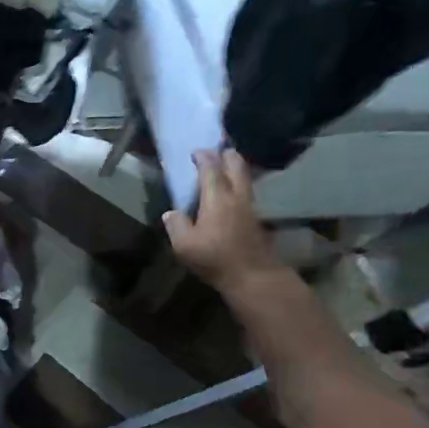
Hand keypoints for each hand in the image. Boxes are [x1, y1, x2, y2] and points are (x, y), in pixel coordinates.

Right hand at [163, 150, 279, 290]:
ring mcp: (250, 206)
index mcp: (216, 198)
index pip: (211, 168)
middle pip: (236, 165)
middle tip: (216, 152)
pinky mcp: (257, 218)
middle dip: (226, 155)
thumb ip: (176, 225)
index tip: (196, 151)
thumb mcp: (184, 245)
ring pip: (245, 177)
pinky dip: (239, 184)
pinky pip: (247, 191)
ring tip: (225, 168)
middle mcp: (236, 196)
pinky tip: (232, 193)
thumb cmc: (215, 258)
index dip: (203, 157)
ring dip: (235, 168)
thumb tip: (171, 213)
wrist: (253, 276)